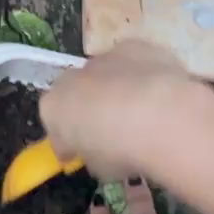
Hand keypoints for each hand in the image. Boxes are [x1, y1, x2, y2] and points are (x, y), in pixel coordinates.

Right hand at [40, 41, 213, 180]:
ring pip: (105, 75)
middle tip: (114, 134)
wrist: (159, 116)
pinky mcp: (135, 46)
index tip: (85, 153)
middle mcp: (71, 78)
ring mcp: (103, 58)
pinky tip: (161, 93)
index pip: (55, 124)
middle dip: (91, 109)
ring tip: (144, 114)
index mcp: (52, 108)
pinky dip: (143, 75)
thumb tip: (97, 152)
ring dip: (117, 89)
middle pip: (77, 93)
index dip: (70, 140)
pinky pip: (134, 63)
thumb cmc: (121, 151)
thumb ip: (93, 155)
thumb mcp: (100, 168)